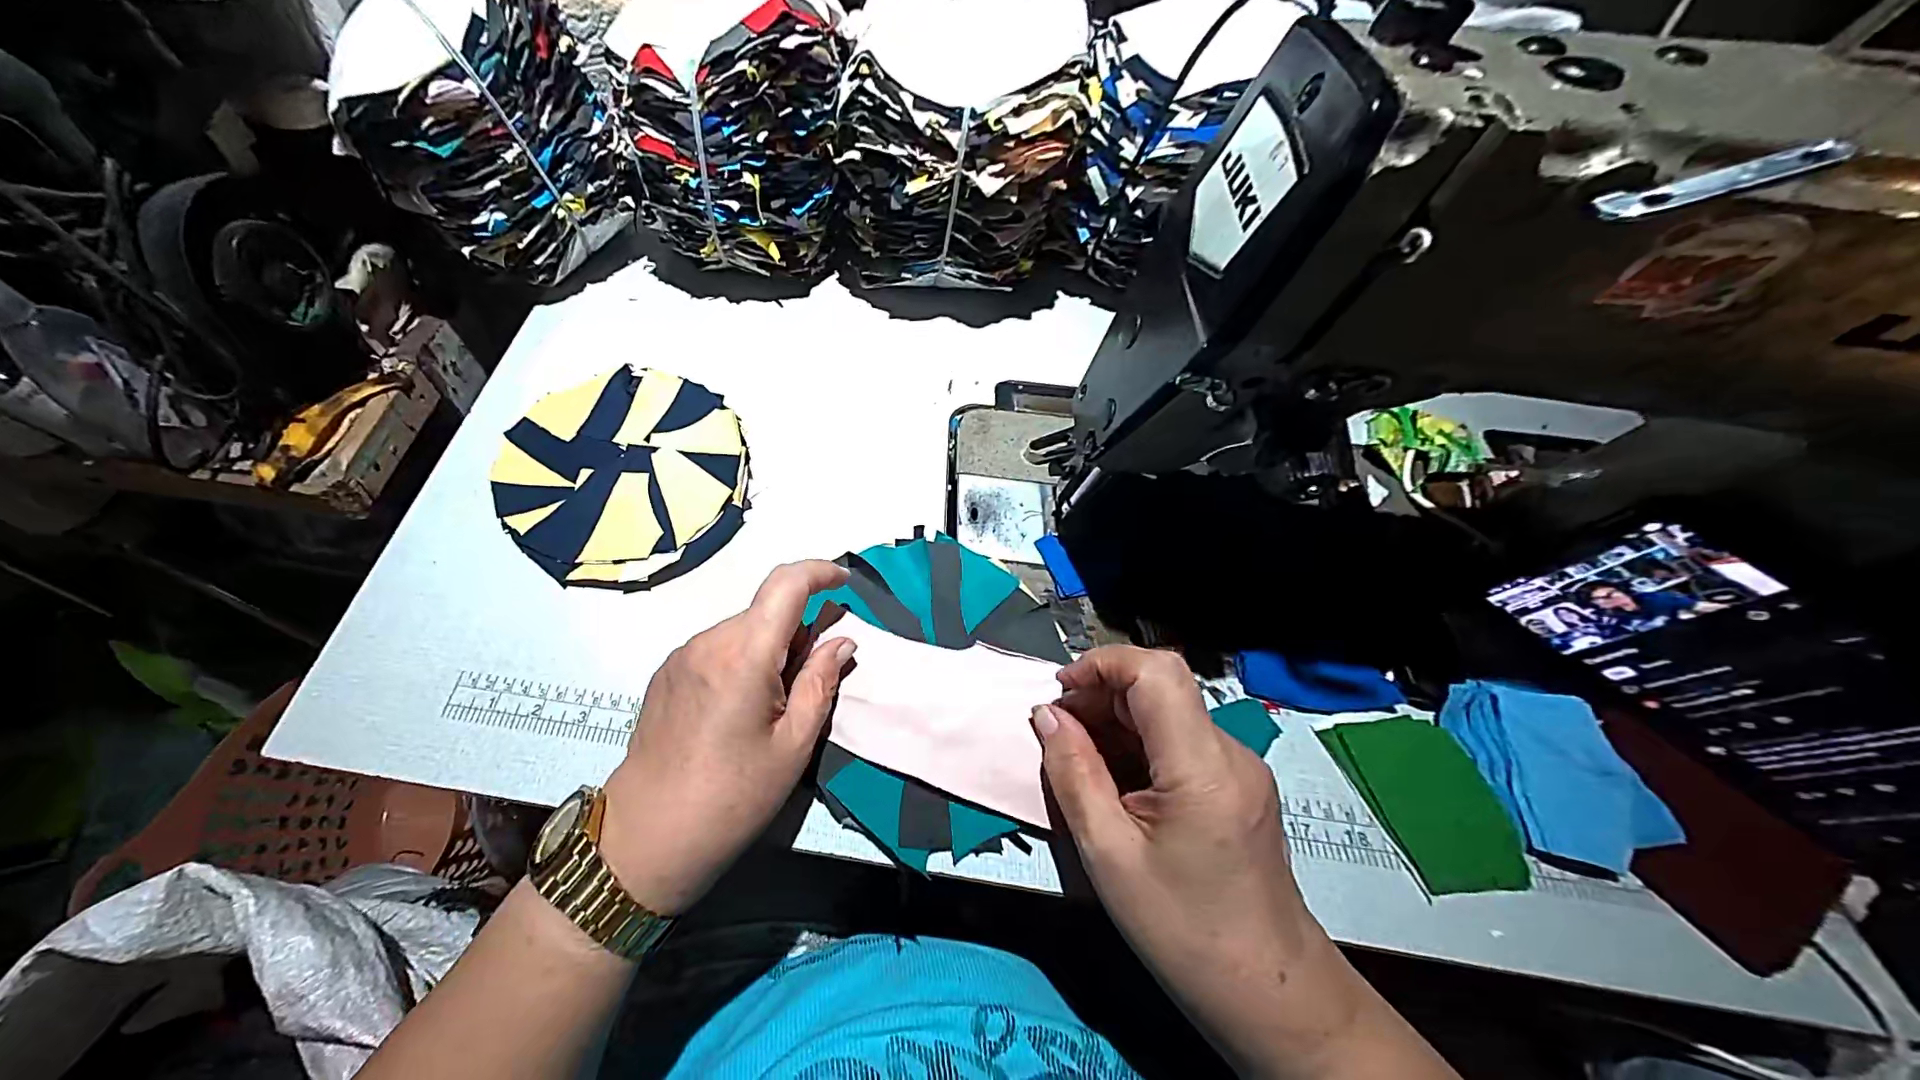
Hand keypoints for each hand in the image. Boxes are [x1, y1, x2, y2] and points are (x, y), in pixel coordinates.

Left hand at [599, 560, 854, 915]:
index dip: (820, 572)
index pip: (786, 584)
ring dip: (770, 647)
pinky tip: (741, 709)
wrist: (647, 838)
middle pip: (765, 611)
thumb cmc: (731, 797)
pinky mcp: (666, 674)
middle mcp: (707, 643)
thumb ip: (821, 682)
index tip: (843, 582)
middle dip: (798, 630)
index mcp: (743, 656)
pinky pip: (718, 648)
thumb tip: (841, 640)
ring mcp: (681, 657)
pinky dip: (743, 660)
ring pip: (742, 630)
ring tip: (773, 705)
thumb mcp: (793, 745)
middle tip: (812, 678)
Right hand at [1036, 647, 1320, 990]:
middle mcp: (1230, 754)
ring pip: (1167, 711)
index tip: (1059, 692)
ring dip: (1116, 721)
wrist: (1267, 992)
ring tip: (1078, 759)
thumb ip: (1073, 773)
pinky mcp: (1238, 783)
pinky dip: (1138, 745)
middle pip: (1160, 687)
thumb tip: (1048, 717)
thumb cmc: (1184, 932)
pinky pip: (1179, 741)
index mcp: (1204, 768)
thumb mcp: (1108, 854)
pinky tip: (1114, 780)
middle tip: (1057, 731)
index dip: (1101, 665)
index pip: (1155, 672)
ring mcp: (1239, 766)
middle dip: (1100, 695)